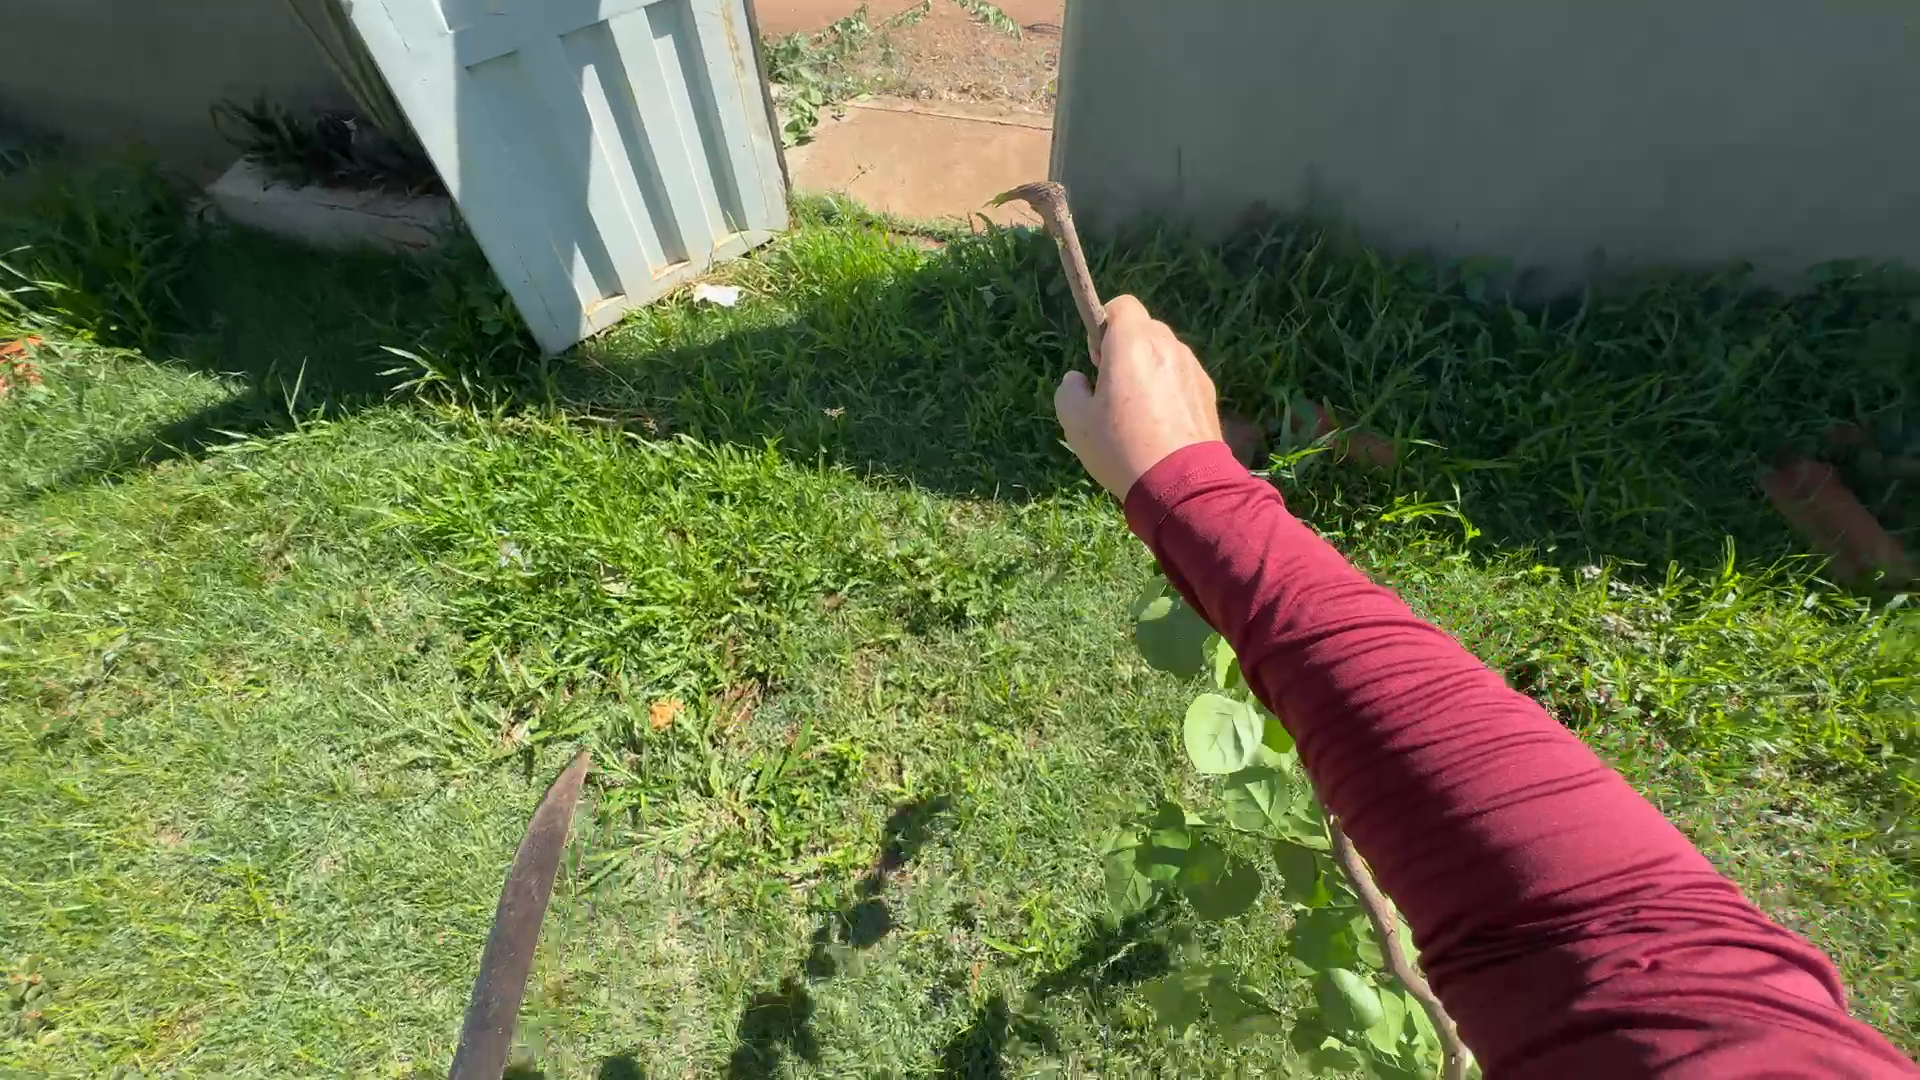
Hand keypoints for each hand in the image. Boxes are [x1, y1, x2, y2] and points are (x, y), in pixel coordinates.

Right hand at [1054, 295, 1223, 498]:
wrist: (1180, 483)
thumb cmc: (1121, 448)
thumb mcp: (1076, 423)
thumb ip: (1069, 391)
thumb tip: (1076, 379)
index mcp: (1132, 345)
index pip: (1121, 306)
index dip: (1104, 326)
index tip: (1097, 360)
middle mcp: (1167, 346)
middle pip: (1144, 330)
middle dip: (1126, 349)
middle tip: (1112, 389)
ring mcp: (1192, 368)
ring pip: (1164, 355)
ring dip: (1149, 370)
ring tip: (1137, 413)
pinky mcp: (1208, 391)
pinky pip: (1181, 378)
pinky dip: (1169, 389)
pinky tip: (1160, 426)